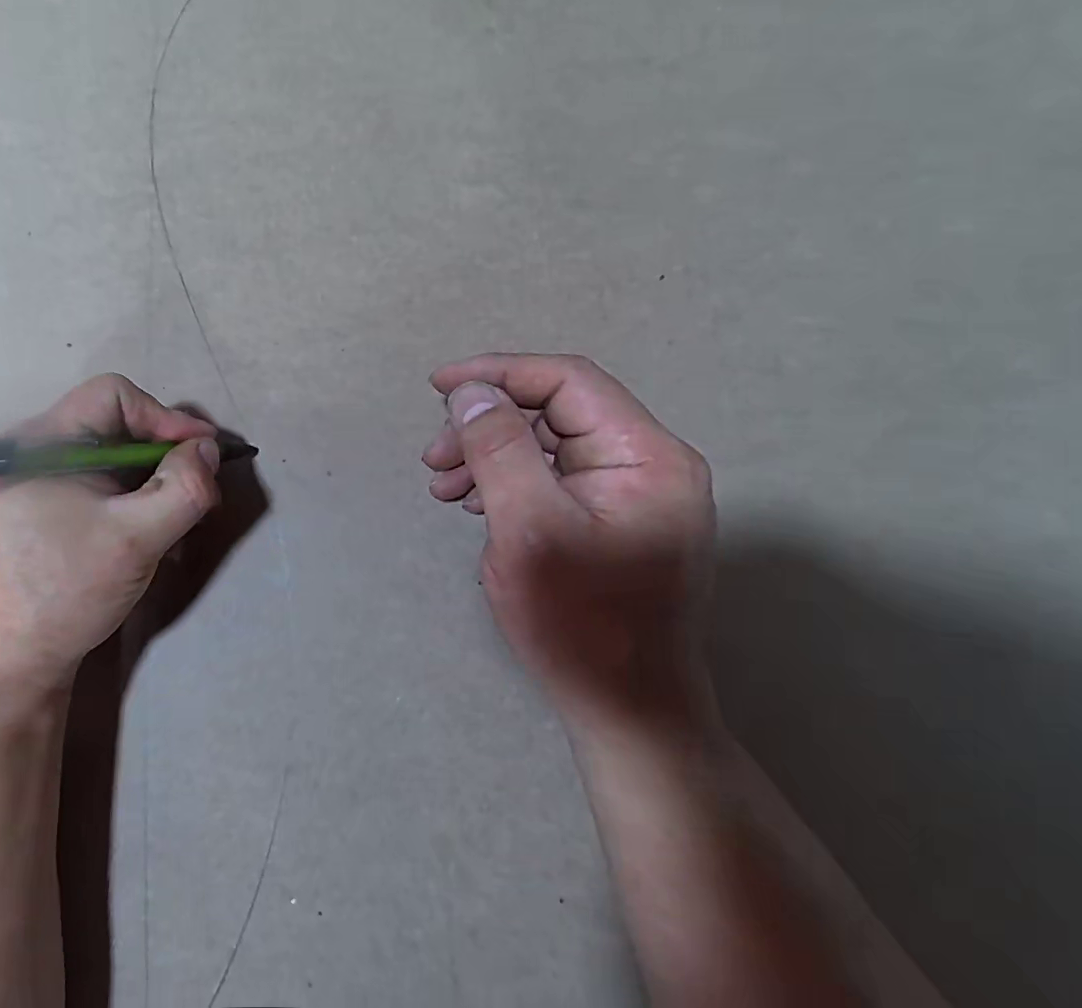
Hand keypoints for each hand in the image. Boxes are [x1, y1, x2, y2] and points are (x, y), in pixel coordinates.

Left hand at [0, 374, 222, 692]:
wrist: (14, 662)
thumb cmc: (67, 594)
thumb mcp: (136, 539)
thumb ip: (182, 489)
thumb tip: (208, 449)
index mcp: (39, 444)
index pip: (112, 396)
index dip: (164, 417)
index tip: (201, 453)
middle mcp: (32, 453)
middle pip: (113, 424)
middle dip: (163, 452)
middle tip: (198, 488)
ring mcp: (34, 482)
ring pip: (109, 456)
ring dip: (151, 478)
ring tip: (176, 515)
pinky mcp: (43, 508)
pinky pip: (97, 483)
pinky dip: (131, 496)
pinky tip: (147, 528)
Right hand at [422, 354, 716, 725]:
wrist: (625, 708)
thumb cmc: (579, 623)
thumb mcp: (527, 529)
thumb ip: (499, 450)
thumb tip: (471, 393)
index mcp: (645, 455)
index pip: (567, 382)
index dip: (499, 373)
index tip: (439, 386)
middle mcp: (647, 465)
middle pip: (554, 413)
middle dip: (486, 426)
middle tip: (433, 459)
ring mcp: (631, 496)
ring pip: (547, 447)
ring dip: (490, 456)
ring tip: (443, 487)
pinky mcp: (610, 522)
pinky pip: (552, 480)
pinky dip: (507, 483)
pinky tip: (476, 504)